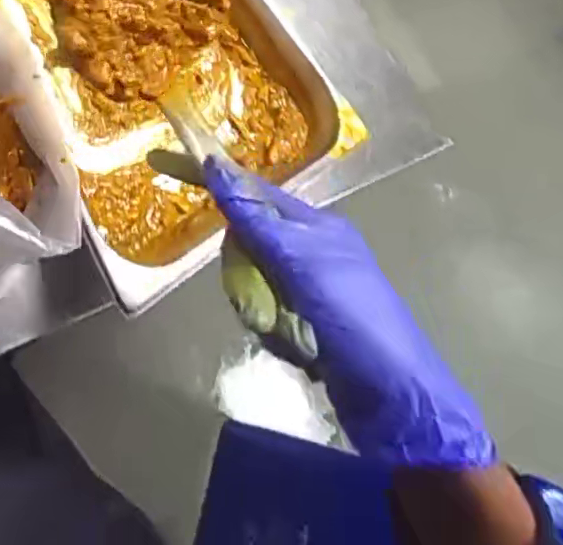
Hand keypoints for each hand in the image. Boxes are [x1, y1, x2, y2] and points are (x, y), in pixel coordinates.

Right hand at [204, 157, 495, 471]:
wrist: (398, 399)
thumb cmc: (351, 316)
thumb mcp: (298, 261)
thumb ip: (253, 216)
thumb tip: (214, 165)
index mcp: (313, 225)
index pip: (252, 191)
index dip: (212, 180)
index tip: (164, 163)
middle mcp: (309, 249)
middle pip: (246, 242)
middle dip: (246, 274)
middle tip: (265, 301)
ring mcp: (309, 287)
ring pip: (251, 281)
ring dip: (262, 309)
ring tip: (291, 333)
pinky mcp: (308, 321)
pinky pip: (266, 312)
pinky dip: (274, 331)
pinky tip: (300, 349)